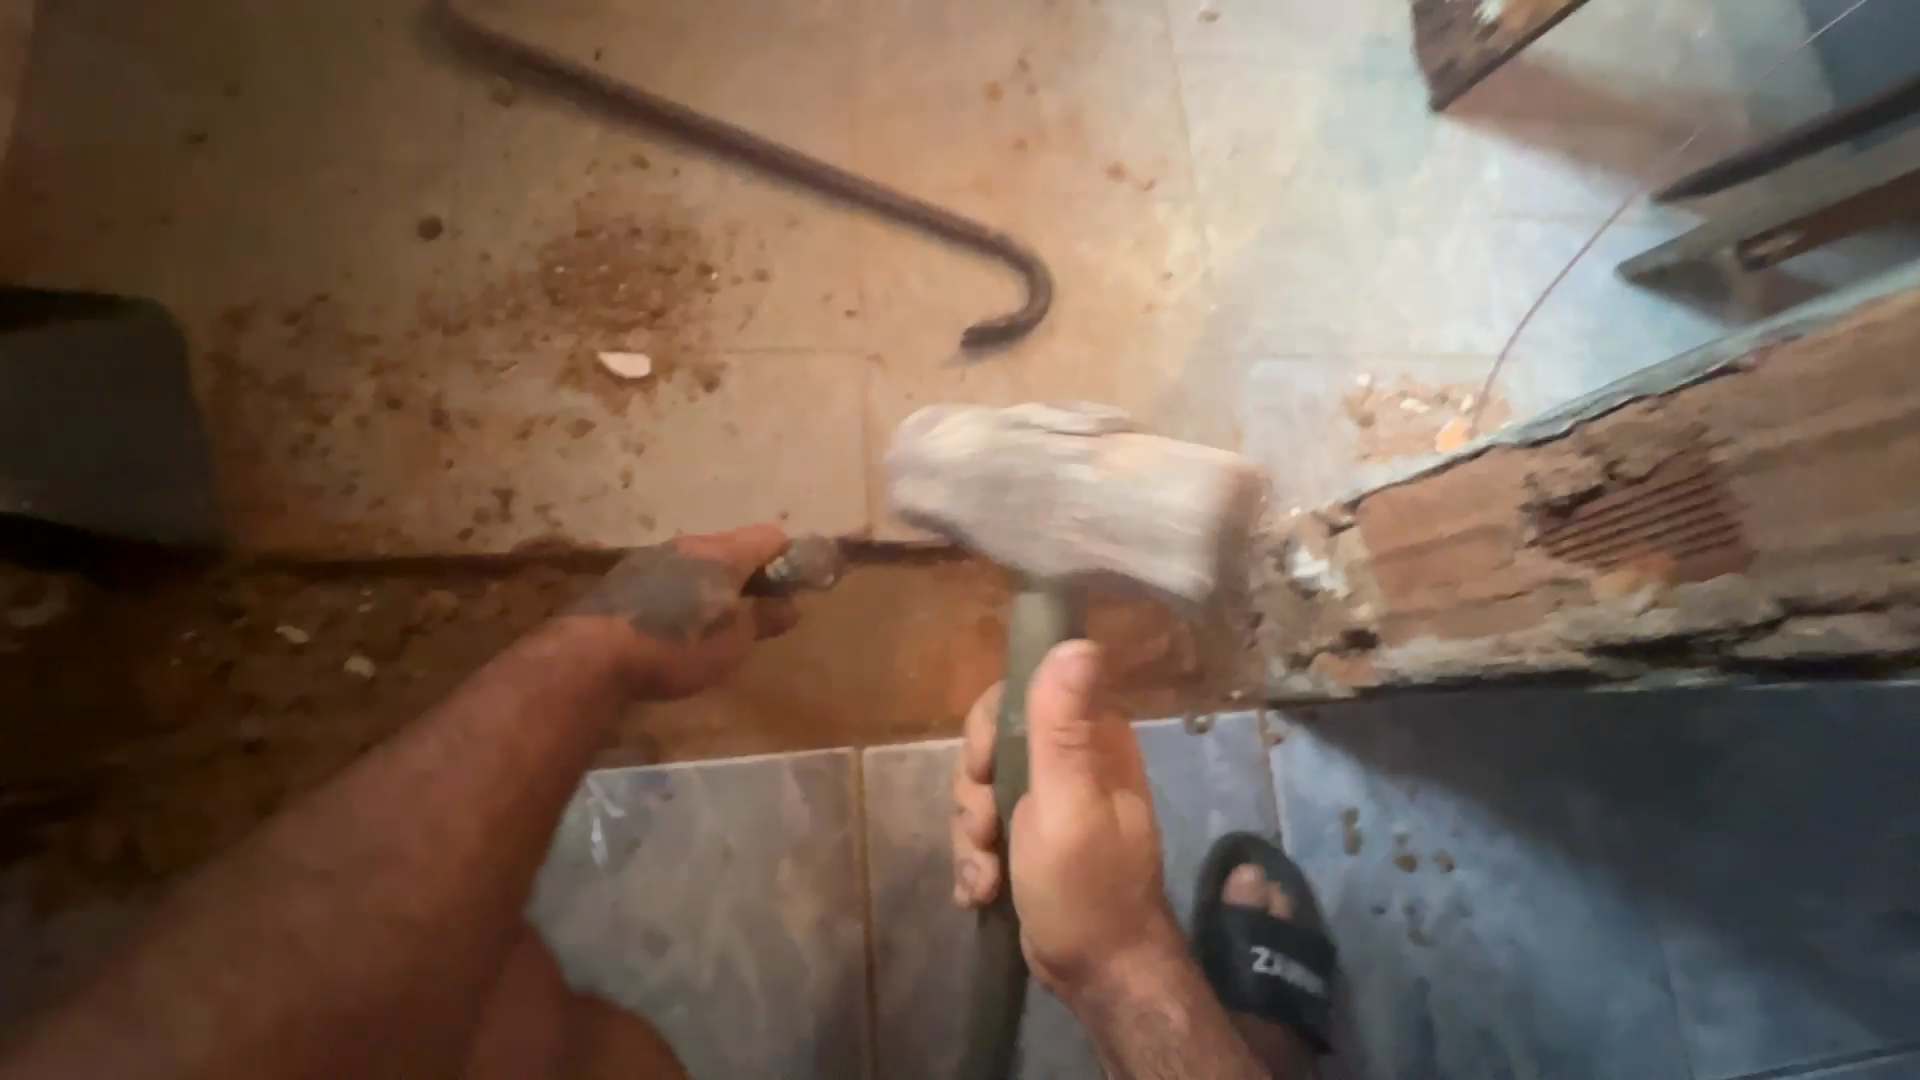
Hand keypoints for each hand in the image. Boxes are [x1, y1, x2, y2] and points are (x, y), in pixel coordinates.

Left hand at [569, 525, 799, 699]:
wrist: (589, 658)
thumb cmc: (677, 647)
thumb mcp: (735, 642)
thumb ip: (765, 618)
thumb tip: (792, 605)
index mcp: (722, 553)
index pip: (771, 536)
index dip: (788, 560)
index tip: (789, 591)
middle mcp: (689, 544)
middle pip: (733, 547)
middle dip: (750, 575)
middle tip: (753, 613)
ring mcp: (651, 558)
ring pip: (697, 562)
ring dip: (712, 585)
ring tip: (710, 624)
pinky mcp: (622, 578)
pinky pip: (667, 577)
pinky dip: (681, 594)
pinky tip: (672, 628)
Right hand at [951, 641, 1182, 999]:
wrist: (1097, 973)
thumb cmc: (1086, 883)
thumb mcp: (1069, 800)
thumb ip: (1062, 724)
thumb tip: (1077, 640)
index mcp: (1088, 737)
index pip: (1018, 694)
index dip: (987, 730)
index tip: (984, 770)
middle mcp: (1068, 759)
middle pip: (987, 745)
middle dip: (973, 796)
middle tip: (984, 833)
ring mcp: (1044, 798)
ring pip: (977, 791)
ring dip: (970, 838)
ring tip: (985, 879)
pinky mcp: (1025, 834)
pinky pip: (979, 828)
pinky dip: (973, 860)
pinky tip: (980, 892)